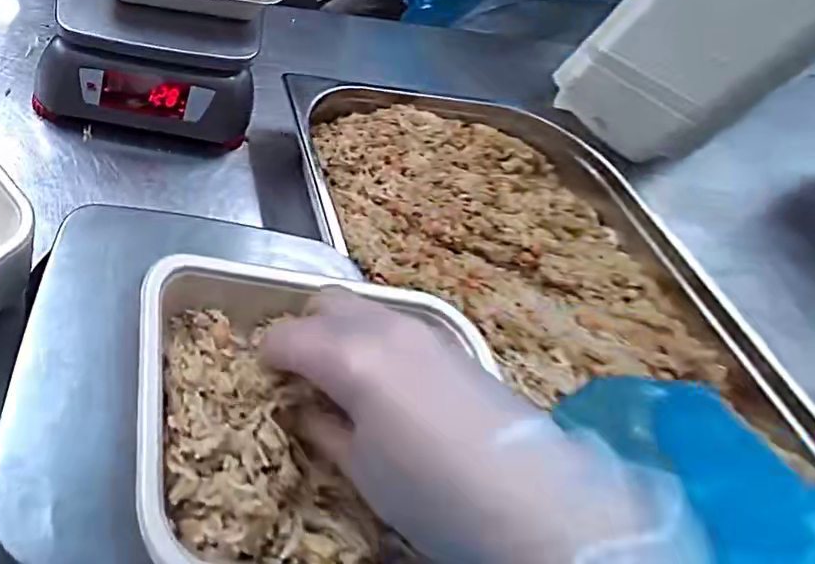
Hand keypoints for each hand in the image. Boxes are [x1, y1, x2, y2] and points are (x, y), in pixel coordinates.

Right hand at [263, 290, 673, 563]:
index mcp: (345, 353)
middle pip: (317, 305)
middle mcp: (376, 324)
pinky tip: (387, 383)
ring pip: (354, 307)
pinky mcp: (447, 340)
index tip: (268, 384)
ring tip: (345, 380)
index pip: (282, 336)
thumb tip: (300, 407)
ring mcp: (415, 326)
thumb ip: (321, 427)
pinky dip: (370, 338)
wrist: (548, 508)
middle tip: (304, 377)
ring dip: (336, 331)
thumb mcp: (363, 471)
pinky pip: (389, 322)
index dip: (266, 358)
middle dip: (301, 332)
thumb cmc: (438, 495)